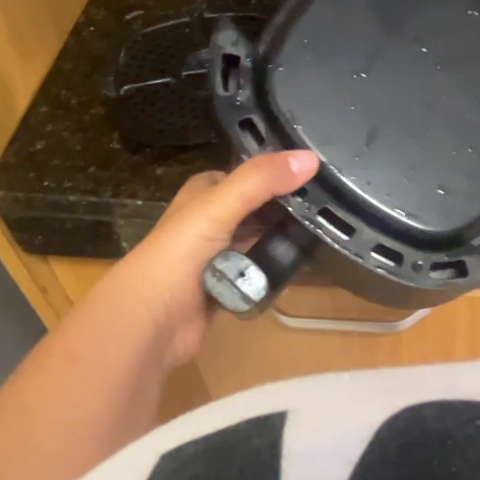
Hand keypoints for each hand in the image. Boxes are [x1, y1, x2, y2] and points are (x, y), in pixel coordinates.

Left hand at [85, 151, 318, 370]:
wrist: (150, 321)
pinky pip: (260, 275)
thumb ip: (260, 181)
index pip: (249, 175)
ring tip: (325, 237)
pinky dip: (276, 274)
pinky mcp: (227, 287)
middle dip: (288, 211)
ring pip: (262, 243)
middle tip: (329, 210)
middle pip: (260, 210)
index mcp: (204, 195)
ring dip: (284, 243)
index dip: (279, 173)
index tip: (318, 173)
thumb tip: (311, 158)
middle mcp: (211, 221)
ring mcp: (219, 257)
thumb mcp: (217, 208)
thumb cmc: (177, 255)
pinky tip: (302, 270)